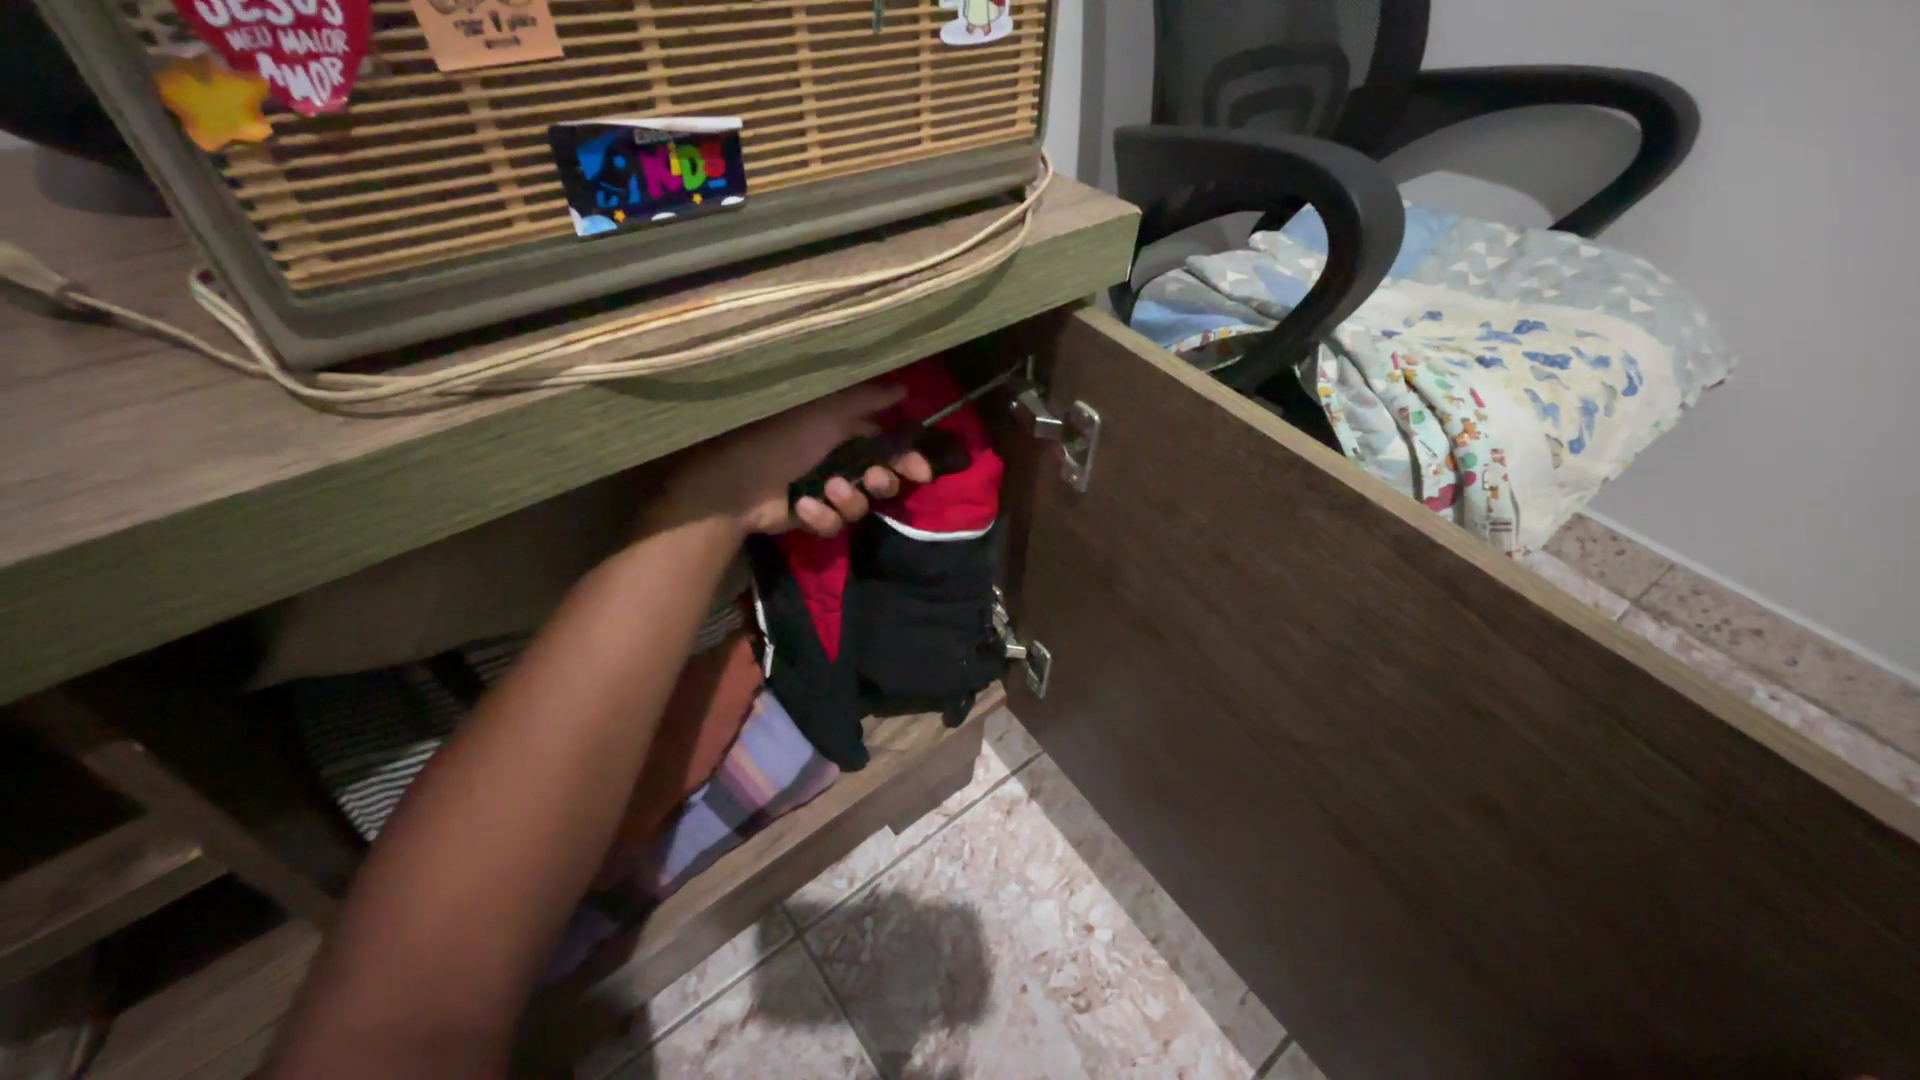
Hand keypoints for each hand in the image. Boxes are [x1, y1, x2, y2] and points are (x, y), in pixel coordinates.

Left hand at [661, 383, 934, 536]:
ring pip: (860, 504)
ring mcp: (824, 492)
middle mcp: (837, 461)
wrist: (735, 483)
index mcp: (843, 433)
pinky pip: (834, 523)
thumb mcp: (827, 410)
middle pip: (880, 478)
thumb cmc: (780, 437)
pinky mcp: (812, 518)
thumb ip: (868, 400)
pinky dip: (821, 515)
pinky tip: (802, 505)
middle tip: (874, 478)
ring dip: (848, 498)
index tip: (921, 472)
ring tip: (826, 488)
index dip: (906, 459)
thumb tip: (904, 385)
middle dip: (882, 481)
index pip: (886, 446)